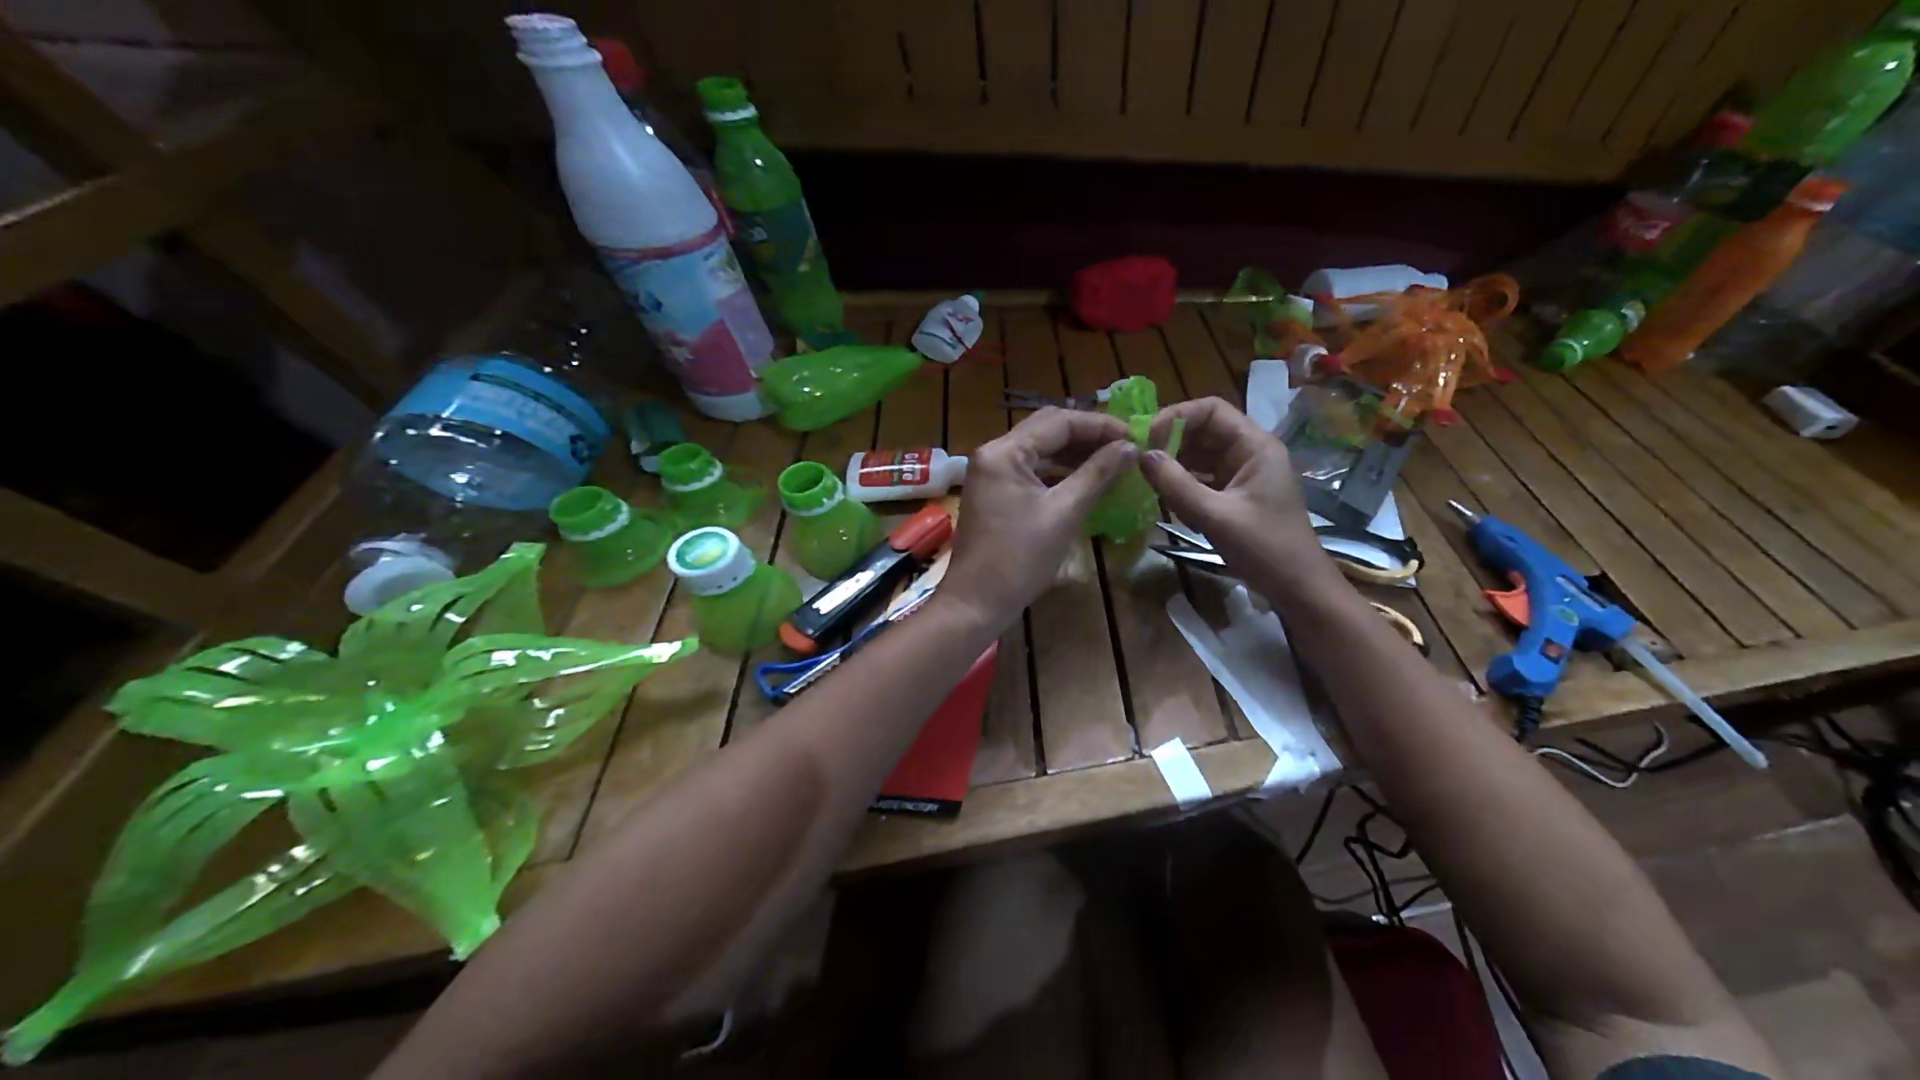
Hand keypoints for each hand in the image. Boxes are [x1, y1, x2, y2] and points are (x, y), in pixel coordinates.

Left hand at [944, 408, 1134, 625]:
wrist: (977, 602)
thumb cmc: (1020, 558)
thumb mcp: (1065, 513)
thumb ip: (1098, 473)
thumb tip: (1130, 447)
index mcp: (1004, 452)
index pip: (1059, 422)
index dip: (1101, 425)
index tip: (1136, 436)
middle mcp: (993, 453)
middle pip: (1048, 430)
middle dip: (1089, 436)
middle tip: (1127, 446)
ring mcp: (991, 473)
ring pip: (1040, 451)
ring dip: (1076, 454)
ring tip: (1114, 462)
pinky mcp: (995, 493)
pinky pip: (1032, 471)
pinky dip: (1059, 473)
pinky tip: (1088, 481)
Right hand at [1139, 398, 1325, 591]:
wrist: (1298, 589)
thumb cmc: (1265, 548)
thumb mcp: (1216, 516)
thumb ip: (1176, 484)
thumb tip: (1141, 455)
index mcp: (1255, 446)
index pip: (1211, 410)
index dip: (1177, 416)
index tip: (1147, 438)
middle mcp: (1248, 453)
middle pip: (1203, 430)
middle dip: (1170, 440)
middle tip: (1137, 458)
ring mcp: (1241, 475)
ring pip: (1199, 455)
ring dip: (1172, 463)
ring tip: (1144, 477)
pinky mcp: (1233, 496)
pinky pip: (1201, 478)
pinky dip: (1181, 483)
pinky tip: (1162, 496)